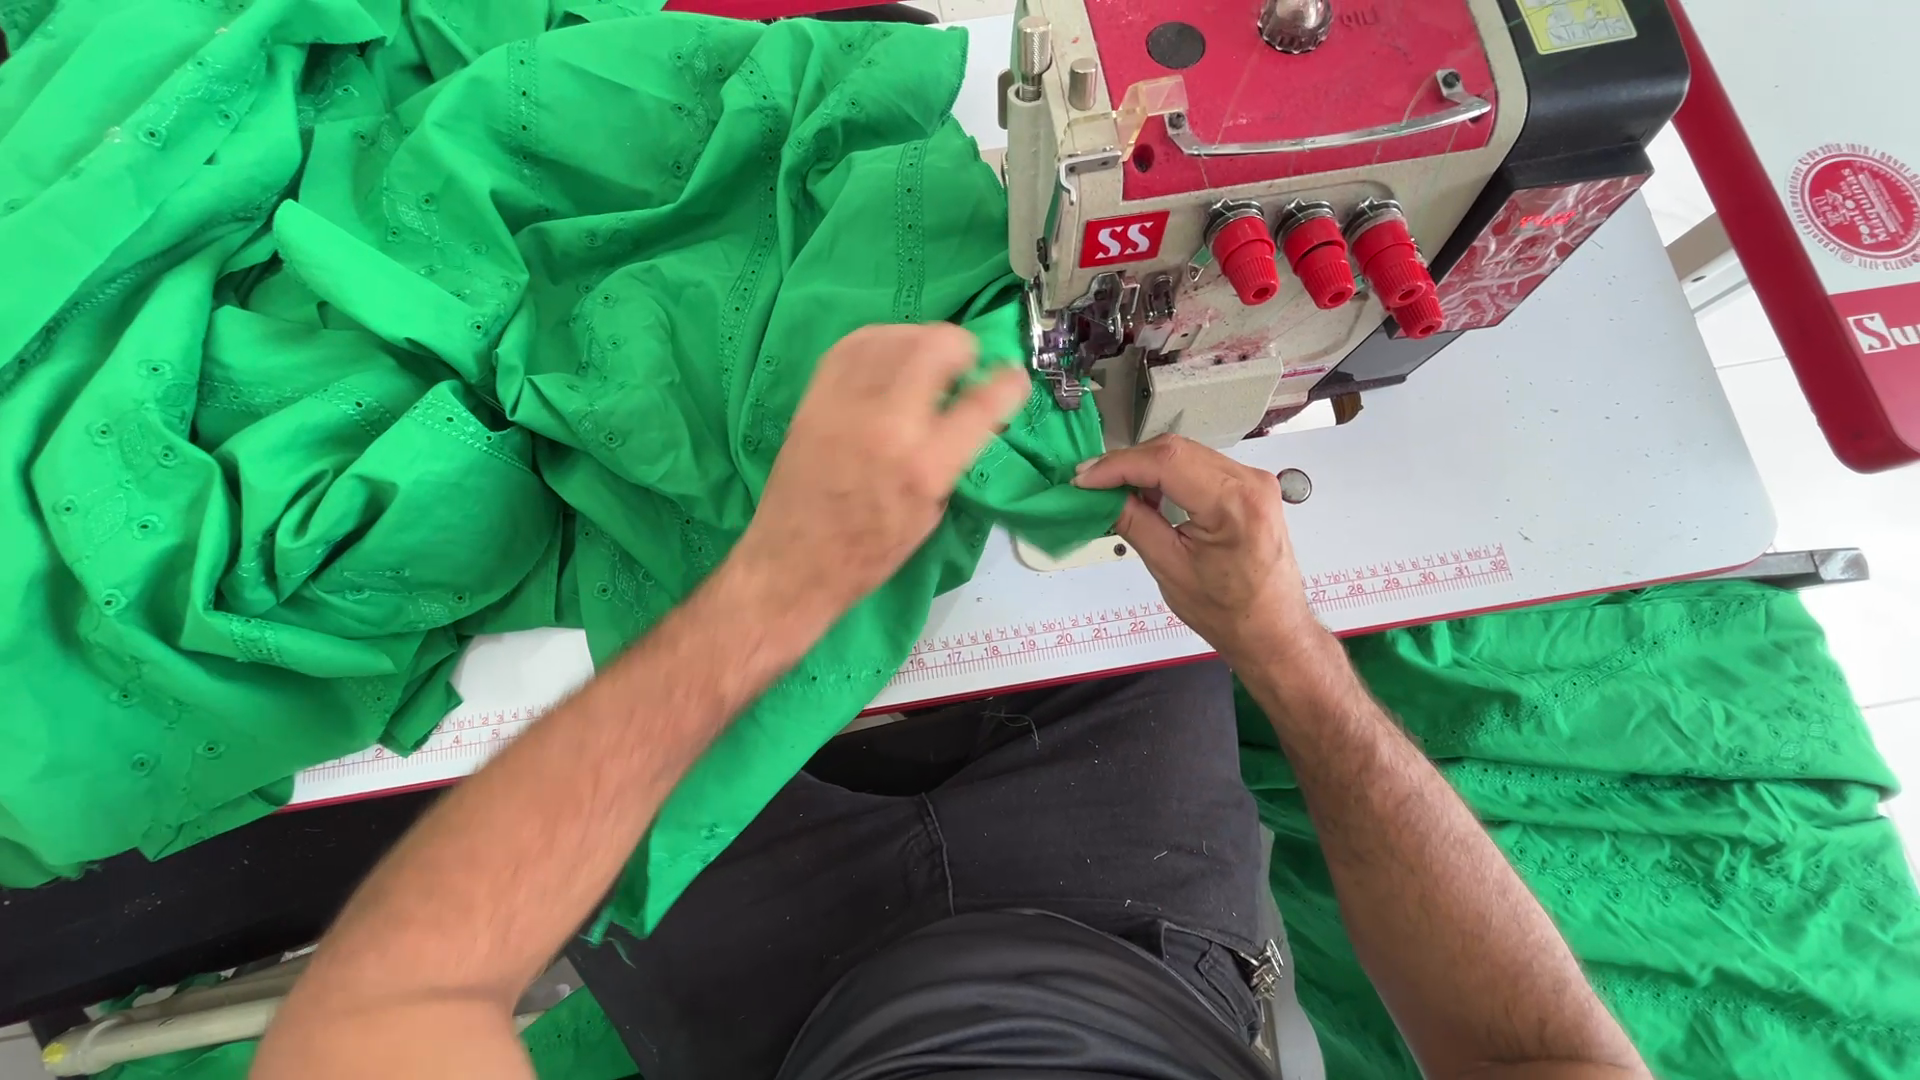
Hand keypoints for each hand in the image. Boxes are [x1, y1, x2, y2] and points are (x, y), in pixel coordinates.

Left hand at [732, 323, 1029, 629]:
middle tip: (964, 366)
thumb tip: (975, 420)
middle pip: (935, 347)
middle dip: (962, 348)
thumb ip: (954, 460)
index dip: (1008, 382)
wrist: (794, 562)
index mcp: (925, 466)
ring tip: (928, 358)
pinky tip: (890, 355)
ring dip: (923, 339)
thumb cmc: (869, 553)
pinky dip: (881, 341)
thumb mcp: (929, 515)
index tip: (1014, 376)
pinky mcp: (815, 399)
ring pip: (895, 337)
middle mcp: (888, 425)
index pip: (982, 403)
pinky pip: (853, 345)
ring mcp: (846, 406)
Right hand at [1073, 434, 1322, 668]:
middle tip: (1090, 483)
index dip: (1117, 465)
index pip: (1166, 462)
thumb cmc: (1226, 611)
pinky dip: (1167, 473)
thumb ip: (1134, 522)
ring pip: (1186, 453)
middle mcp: (1250, 481)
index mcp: (1234, 504)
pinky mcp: (1250, 486)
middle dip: (1127, 462)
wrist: (1271, 629)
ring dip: (1145, 466)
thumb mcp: (1169, 567)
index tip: (1083, 480)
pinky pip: (1200, 465)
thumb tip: (1098, 495)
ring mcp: (1254, 480)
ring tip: (1112, 489)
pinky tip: (1146, 492)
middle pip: (1175, 450)